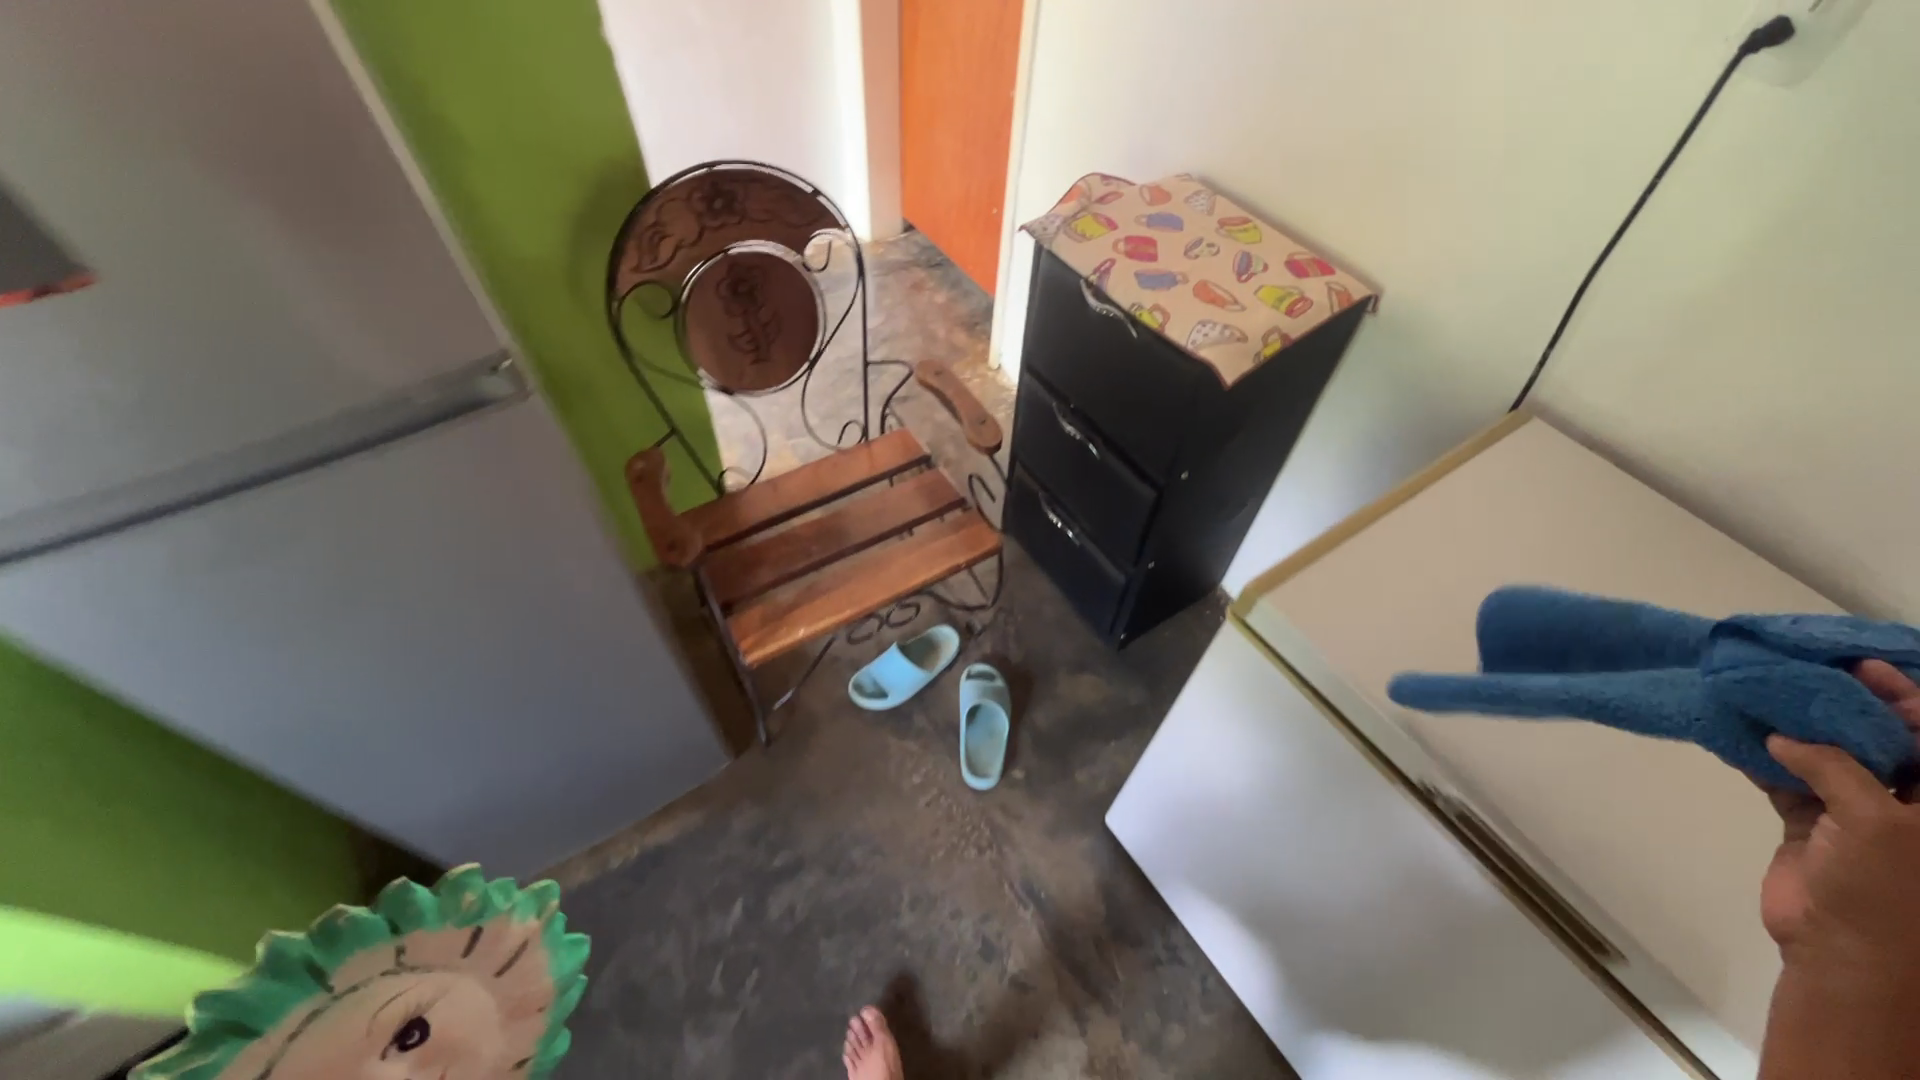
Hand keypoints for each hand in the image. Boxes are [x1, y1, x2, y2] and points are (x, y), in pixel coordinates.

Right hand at [1759, 660, 1919, 951]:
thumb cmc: (1888, 891)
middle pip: (1876, 739)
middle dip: (1838, 706)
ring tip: (1756, 694)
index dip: (1903, 697)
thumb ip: (1833, 767)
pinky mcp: (1810, 824)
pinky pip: (1784, 779)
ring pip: (1824, 756)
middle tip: (1795, 672)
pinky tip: (1733, 733)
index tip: (1856, 666)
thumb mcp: (1877, 821)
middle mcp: (1906, 800)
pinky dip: (1759, 758)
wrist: (1847, 954)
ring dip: (1792, 729)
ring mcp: (1856, 812)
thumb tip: (1782, 736)